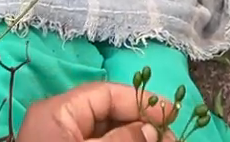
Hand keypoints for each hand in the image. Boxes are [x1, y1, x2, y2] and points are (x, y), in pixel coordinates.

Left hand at [18, 81, 174, 141]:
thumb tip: (152, 129)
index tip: (170, 113)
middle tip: (171, 138)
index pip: (105, 94)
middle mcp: (60, 125)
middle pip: (108, 115)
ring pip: (108, 136)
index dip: (140, 100)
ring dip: (136, 140)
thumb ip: (121, 141)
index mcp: (57, 112)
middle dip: (141, 125)